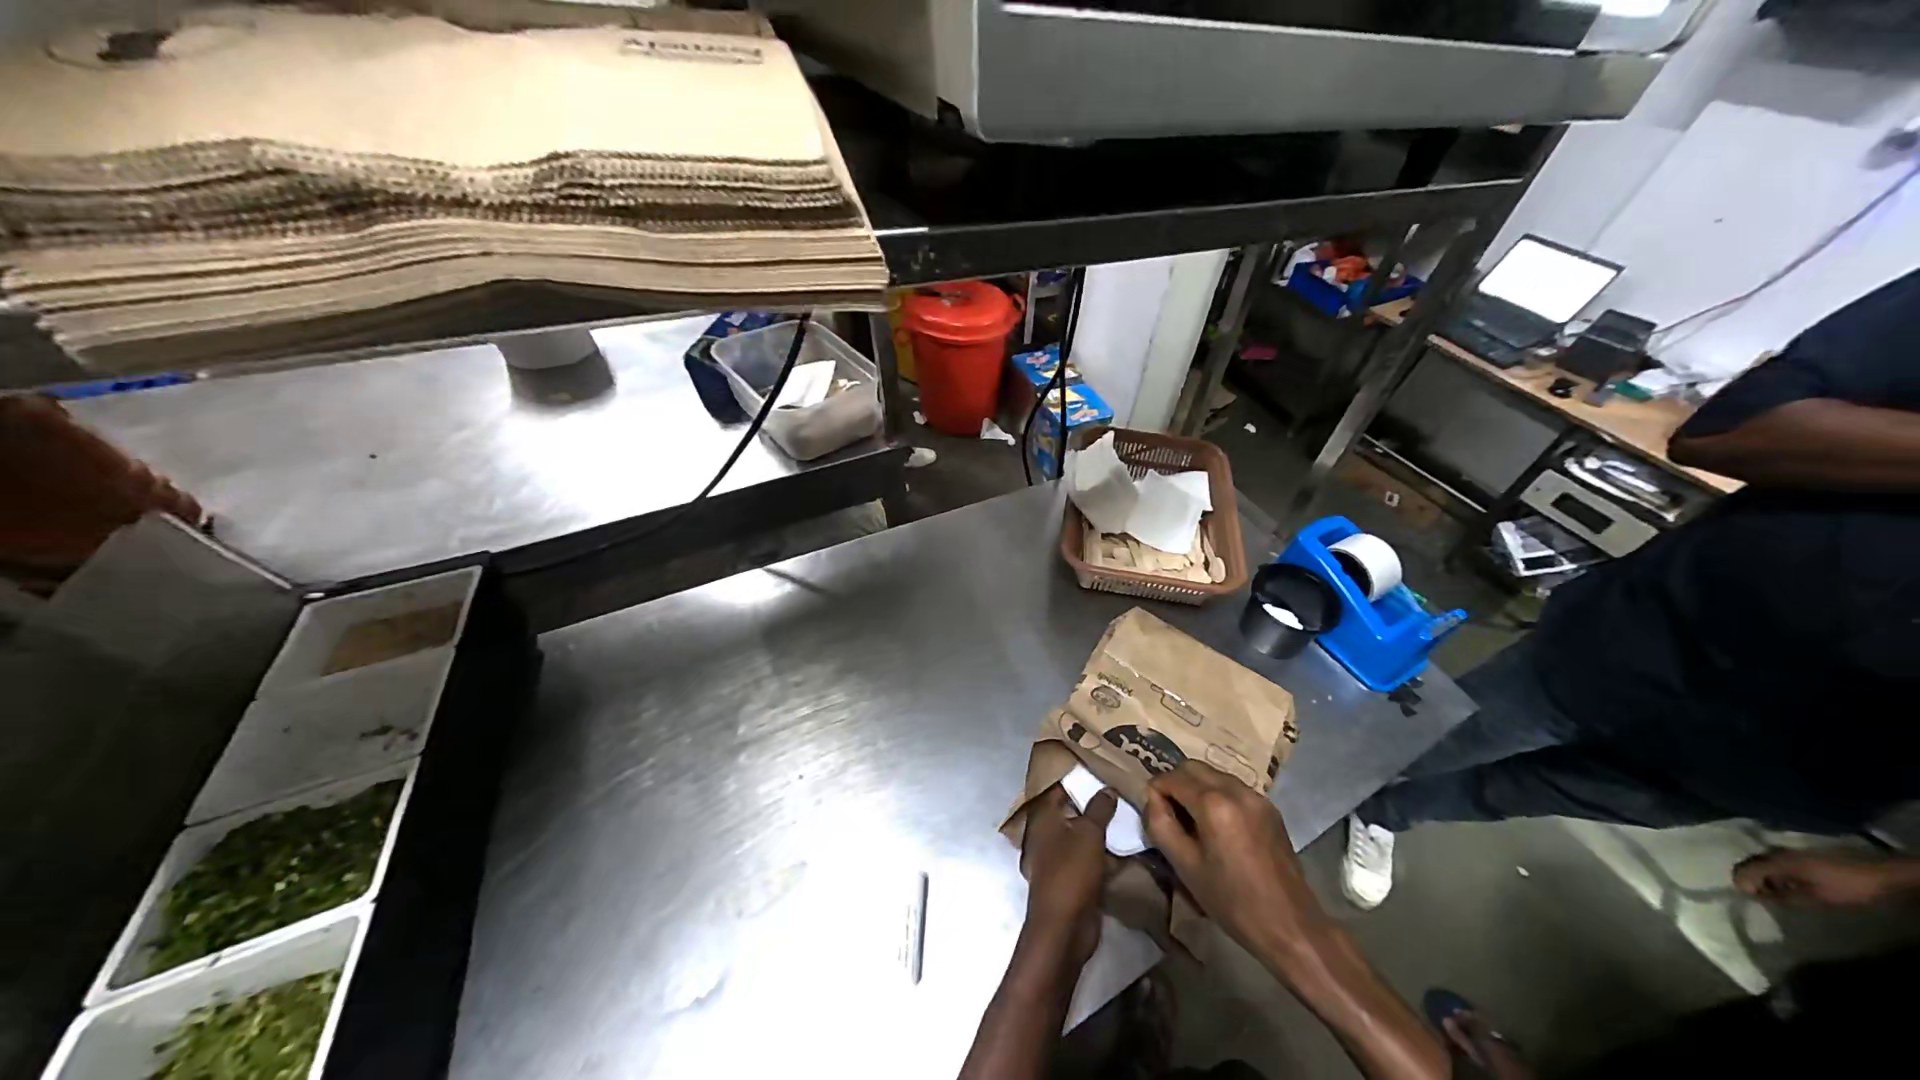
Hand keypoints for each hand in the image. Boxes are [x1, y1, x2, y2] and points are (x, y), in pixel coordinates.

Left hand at [1020, 784, 1115, 966]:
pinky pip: (1090, 858)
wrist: (1064, 927)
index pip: (1057, 788)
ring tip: (1128, 814)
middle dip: (1093, 803)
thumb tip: (1107, 788)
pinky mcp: (1072, 879)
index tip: (1100, 767)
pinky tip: (1127, 846)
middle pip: (1071, 812)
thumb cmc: (1071, 872)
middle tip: (1120, 789)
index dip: (1076, 777)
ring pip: (1082, 836)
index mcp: (1042, 819)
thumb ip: (1098, 809)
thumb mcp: (1088, 834)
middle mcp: (1046, 836)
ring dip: (1101, 829)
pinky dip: (1104, 853)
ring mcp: (1058, 859)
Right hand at [1142, 761, 1322, 963]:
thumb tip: (1152, 800)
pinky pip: (1233, 788)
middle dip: (1175, 783)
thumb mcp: (1185, 866)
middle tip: (1169, 813)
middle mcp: (1236, 790)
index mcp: (1214, 804)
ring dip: (1197, 788)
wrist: (1289, 925)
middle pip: (1193, 767)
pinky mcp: (1270, 809)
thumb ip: (1160, 824)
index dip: (1156, 792)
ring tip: (1193, 821)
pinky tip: (1218, 826)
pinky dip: (1217, 795)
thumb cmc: (1231, 900)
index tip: (1154, 814)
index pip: (1171, 778)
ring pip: (1214, 775)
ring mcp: (1257, 797)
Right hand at [1734, 849, 1915, 906]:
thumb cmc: (1844, 887)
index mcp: (1778, 863)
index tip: (1746, 896)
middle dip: (1750, 879)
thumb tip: (1762, 897)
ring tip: (1774, 892)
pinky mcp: (1800, 855)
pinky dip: (1775, 874)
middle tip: (1758, 895)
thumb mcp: (1816, 897)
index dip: (1742, 882)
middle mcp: (1777, 853)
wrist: (1877, 874)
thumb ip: (1786, 897)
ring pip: (1764, 862)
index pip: (1747, 869)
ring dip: (1764, 877)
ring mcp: (1789, 852)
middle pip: (1752, 863)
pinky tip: (1788, 885)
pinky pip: (1776, 862)